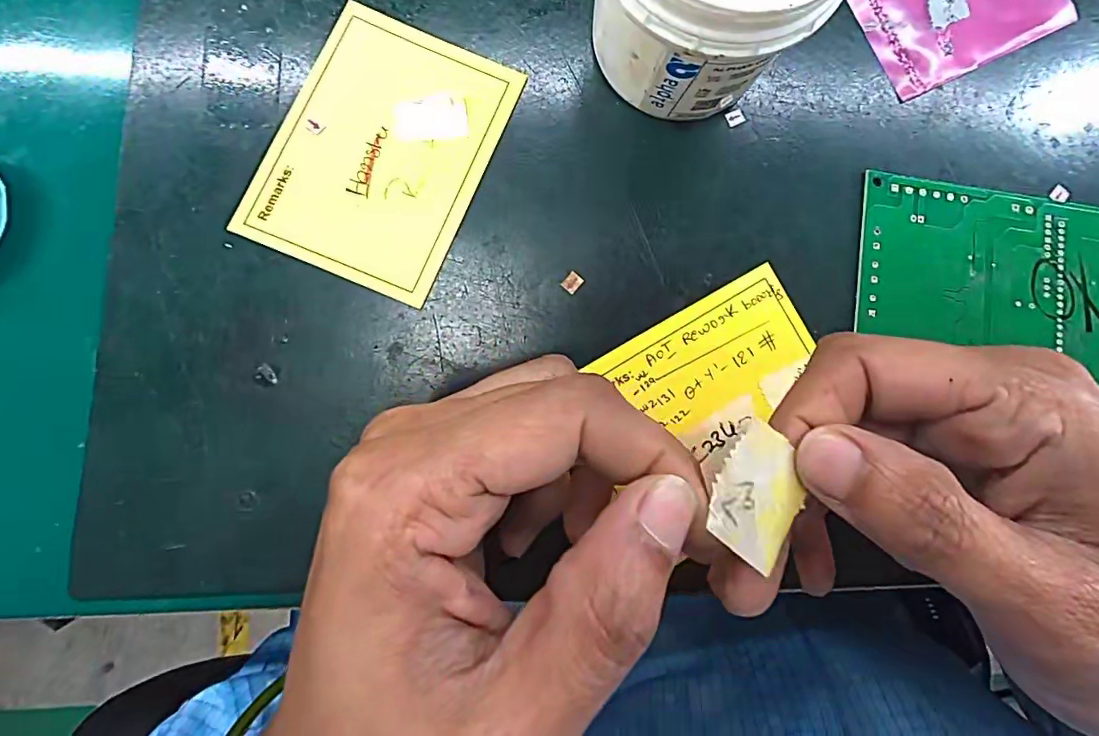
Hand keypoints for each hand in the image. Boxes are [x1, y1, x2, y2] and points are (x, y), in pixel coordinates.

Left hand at [269, 356, 719, 735]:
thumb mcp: (514, 718)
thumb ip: (601, 611)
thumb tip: (674, 498)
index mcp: (405, 484)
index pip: (563, 410)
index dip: (647, 450)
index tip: (698, 520)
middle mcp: (400, 437)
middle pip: (553, 394)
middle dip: (625, 456)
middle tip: (660, 541)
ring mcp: (406, 440)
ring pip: (540, 403)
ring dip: (591, 468)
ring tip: (591, 554)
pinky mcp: (419, 456)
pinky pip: (515, 428)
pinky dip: (556, 473)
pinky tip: (539, 544)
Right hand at [711, 334, 1098, 735]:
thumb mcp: (1045, 603)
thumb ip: (927, 519)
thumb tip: (811, 450)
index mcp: (1027, 397)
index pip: (872, 366)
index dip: (803, 416)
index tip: (762, 494)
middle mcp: (983, 389)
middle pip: (845, 397)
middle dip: (788, 466)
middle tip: (751, 548)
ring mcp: (960, 421)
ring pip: (837, 430)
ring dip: (796, 494)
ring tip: (776, 566)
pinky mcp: (941, 455)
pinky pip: (855, 461)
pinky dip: (821, 506)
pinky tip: (817, 553)